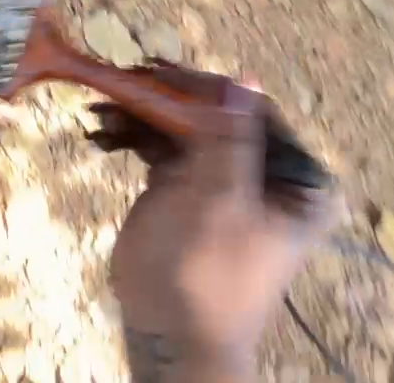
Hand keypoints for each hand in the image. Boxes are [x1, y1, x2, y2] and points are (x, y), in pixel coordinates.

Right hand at [91, 66, 332, 380]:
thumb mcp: (220, 197)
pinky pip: (155, 145)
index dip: (205, 88)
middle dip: (160, 100)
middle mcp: (260, 174)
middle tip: (117, 82)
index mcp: (294, 181)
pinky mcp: (179, 186)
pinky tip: (100, 133)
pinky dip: (128, 135)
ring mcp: (217, 179)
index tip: (155, 70)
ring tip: (99, 112)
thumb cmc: (206, 265)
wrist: (170, 324)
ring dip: (137, 115)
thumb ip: (231, 138)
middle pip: (209, 116)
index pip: (253, 113)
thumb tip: (244, 79)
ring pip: (177, 127)